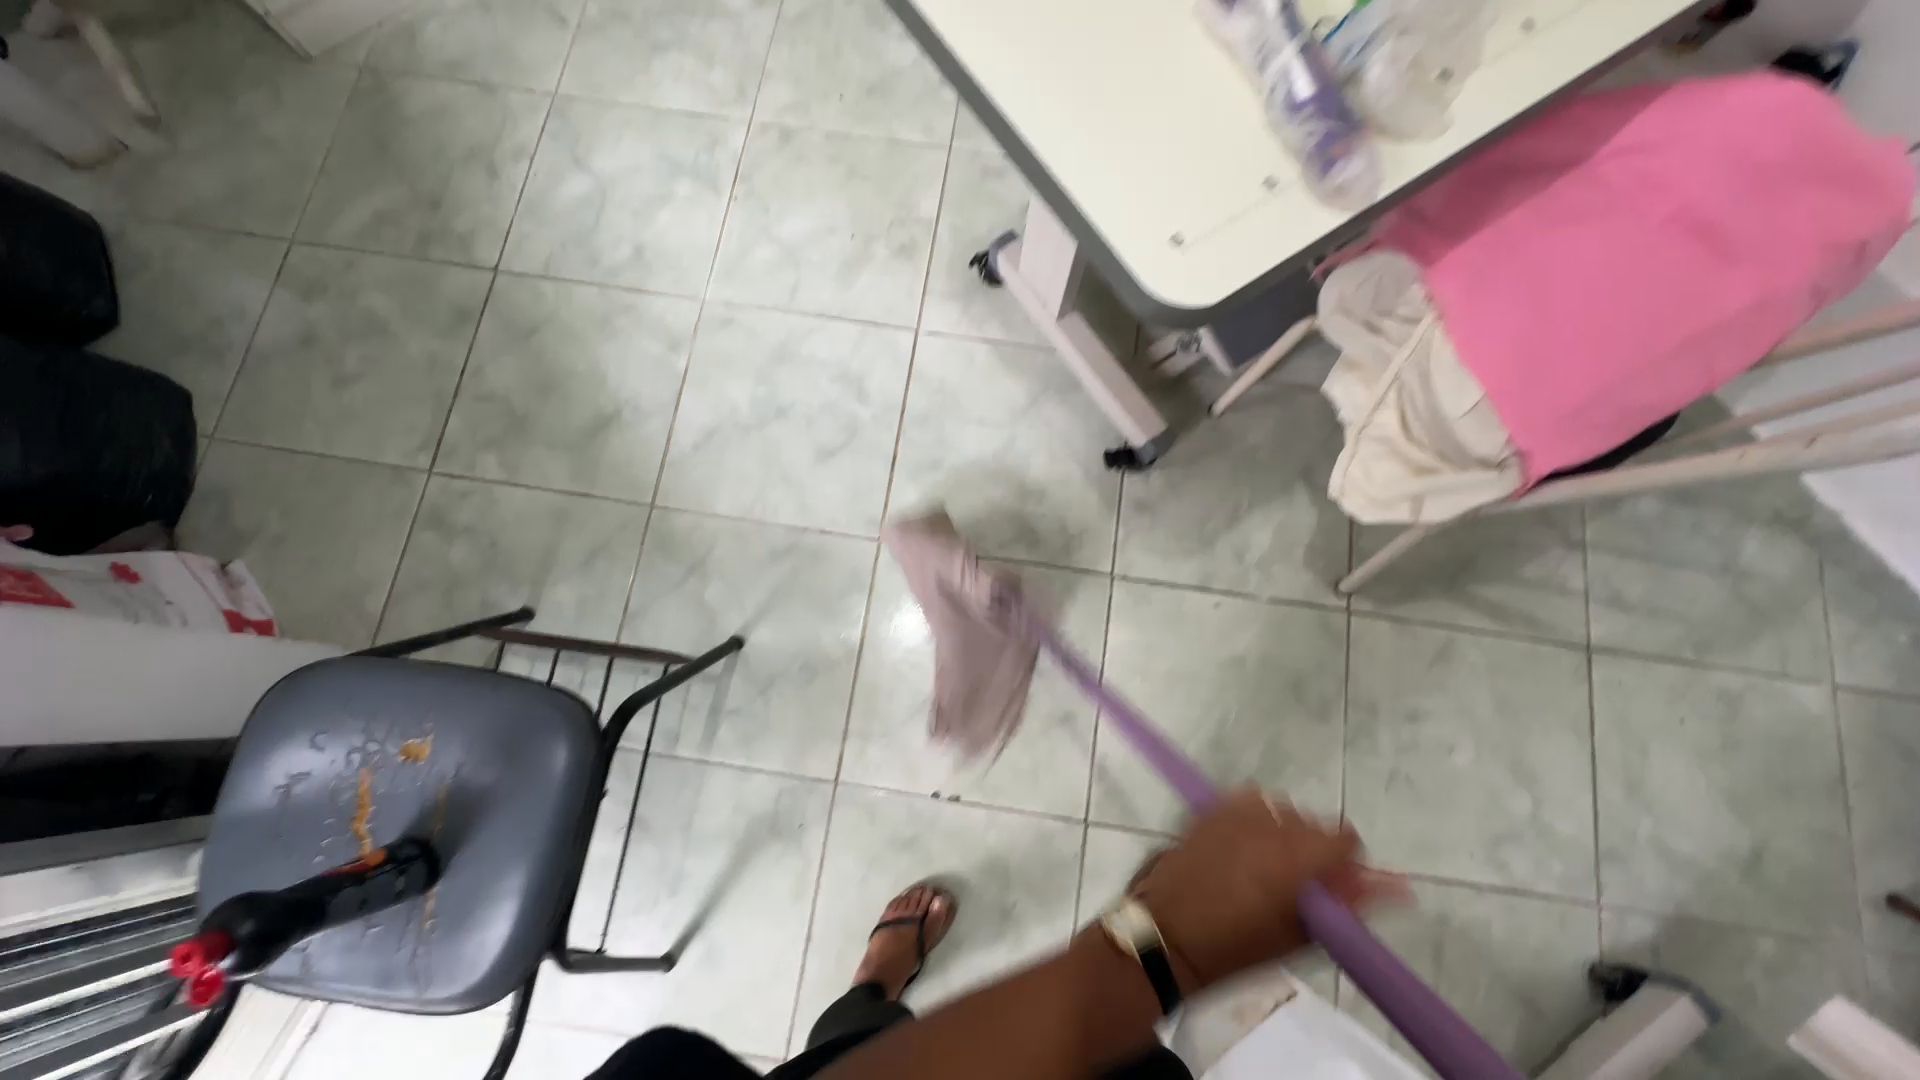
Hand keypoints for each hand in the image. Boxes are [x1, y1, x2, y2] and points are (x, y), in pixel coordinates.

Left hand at [1128, 787, 1406, 993]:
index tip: (1335, 887)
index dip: (1346, 863)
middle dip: (1314, 849)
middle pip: (1314, 821)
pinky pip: (1247, 799)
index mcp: (1296, 854)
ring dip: (1284, 831)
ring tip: (1267, 865)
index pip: (1346, 838)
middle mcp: (1268, 822)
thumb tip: (1397, 887)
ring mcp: (1234, 810)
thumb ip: (1348, 903)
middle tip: (1298, 883)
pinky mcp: (1209, 807)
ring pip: (1281, 809)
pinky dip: (1254, 817)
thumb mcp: (1302, 934)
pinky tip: (1244, 844)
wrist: (1168, 932)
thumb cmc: (1237, 945)